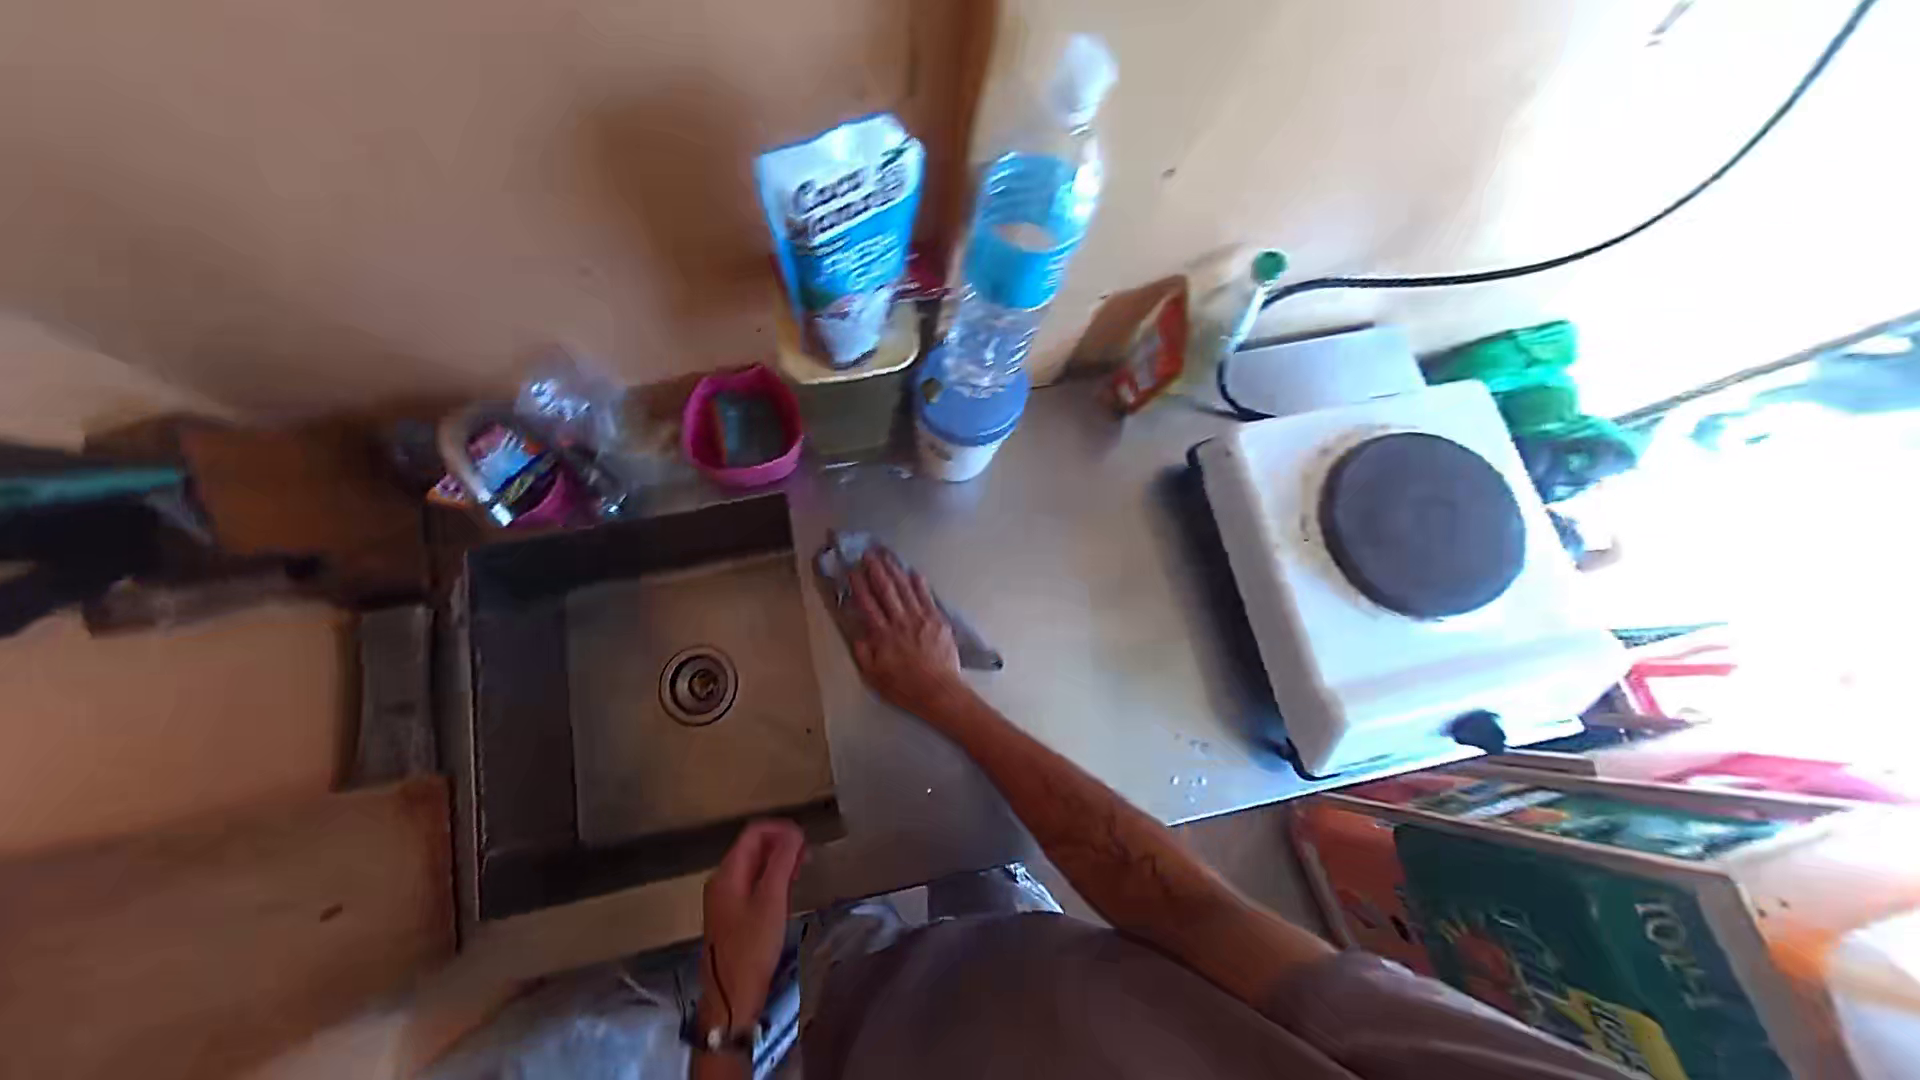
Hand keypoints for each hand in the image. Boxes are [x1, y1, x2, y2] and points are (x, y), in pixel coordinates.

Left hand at [700, 819, 804, 1033]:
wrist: (731, 999)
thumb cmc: (752, 947)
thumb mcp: (772, 900)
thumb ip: (782, 861)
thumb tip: (794, 832)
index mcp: (727, 873)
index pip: (753, 832)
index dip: (780, 829)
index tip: (804, 838)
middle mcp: (722, 881)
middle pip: (753, 847)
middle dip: (781, 844)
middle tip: (807, 854)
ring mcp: (725, 899)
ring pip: (755, 866)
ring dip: (779, 861)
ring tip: (802, 869)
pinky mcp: (732, 916)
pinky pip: (753, 883)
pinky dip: (772, 879)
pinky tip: (788, 889)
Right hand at [849, 551, 964, 715]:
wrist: (939, 691)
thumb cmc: (904, 687)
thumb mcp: (873, 676)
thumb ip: (863, 652)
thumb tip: (858, 633)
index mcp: (882, 635)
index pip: (867, 604)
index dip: (859, 586)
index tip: (852, 571)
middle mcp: (900, 621)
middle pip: (886, 590)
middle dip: (876, 570)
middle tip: (869, 553)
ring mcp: (921, 619)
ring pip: (906, 589)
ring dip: (895, 570)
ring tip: (887, 556)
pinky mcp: (937, 620)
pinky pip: (927, 597)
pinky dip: (919, 584)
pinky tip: (913, 572)